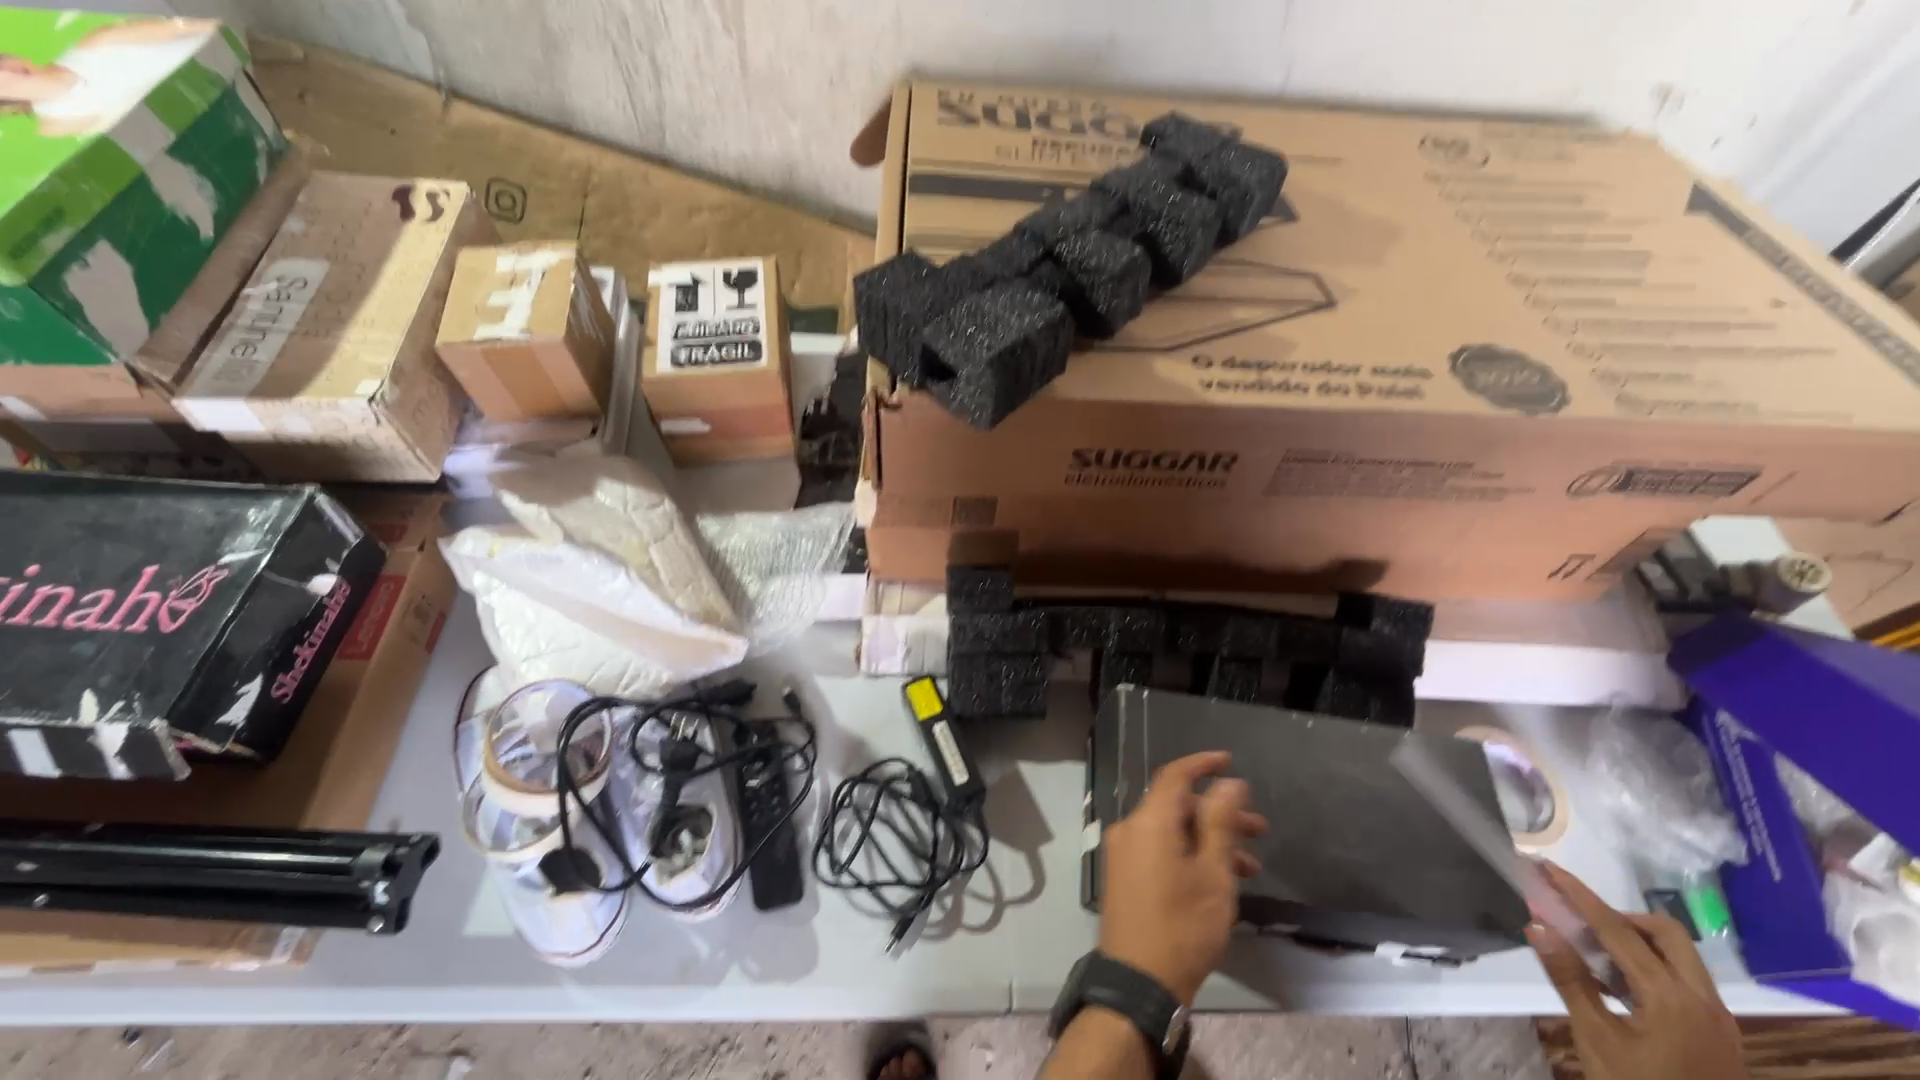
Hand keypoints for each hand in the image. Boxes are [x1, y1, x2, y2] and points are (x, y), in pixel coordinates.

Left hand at [1098, 751, 1268, 1004]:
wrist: (1139, 981)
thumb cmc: (1182, 925)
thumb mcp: (1213, 873)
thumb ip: (1220, 822)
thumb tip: (1229, 782)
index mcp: (1148, 822)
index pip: (1175, 776)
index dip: (1203, 764)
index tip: (1231, 761)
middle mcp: (1130, 830)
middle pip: (1177, 806)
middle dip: (1220, 814)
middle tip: (1259, 830)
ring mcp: (1124, 854)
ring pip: (1172, 831)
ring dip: (1210, 840)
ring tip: (1251, 865)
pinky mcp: (1125, 876)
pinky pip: (1161, 850)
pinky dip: (1191, 855)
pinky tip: (1221, 880)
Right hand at [1532, 862, 1748, 1079]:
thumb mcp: (1595, 1038)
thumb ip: (1569, 979)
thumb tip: (1538, 926)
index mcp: (1672, 998)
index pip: (1618, 930)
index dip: (1580, 896)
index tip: (1550, 869)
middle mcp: (1704, 998)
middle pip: (1665, 932)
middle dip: (1620, 916)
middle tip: (1580, 924)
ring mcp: (1718, 1016)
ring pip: (1680, 956)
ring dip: (1637, 942)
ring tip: (1594, 957)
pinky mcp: (1719, 1032)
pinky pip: (1686, 981)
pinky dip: (1652, 968)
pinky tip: (1620, 989)